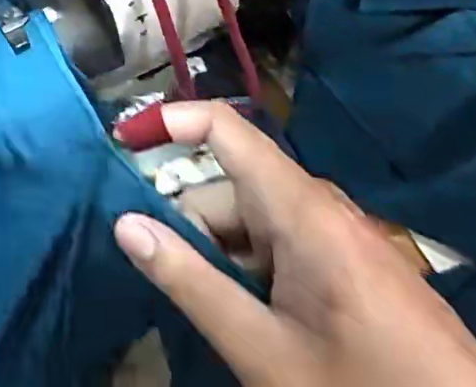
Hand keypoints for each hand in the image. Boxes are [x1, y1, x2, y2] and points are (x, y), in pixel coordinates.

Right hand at [113, 102, 475, 386]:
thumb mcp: (267, 354)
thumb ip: (190, 282)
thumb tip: (124, 224)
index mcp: (303, 211)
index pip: (223, 127)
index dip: (167, 121)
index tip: (120, 143)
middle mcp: (322, 206)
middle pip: (230, 184)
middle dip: (191, 222)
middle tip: (175, 283)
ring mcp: (342, 235)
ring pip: (253, 218)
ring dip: (221, 253)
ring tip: (224, 318)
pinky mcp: (355, 265)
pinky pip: (282, 242)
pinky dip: (252, 268)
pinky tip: (257, 320)